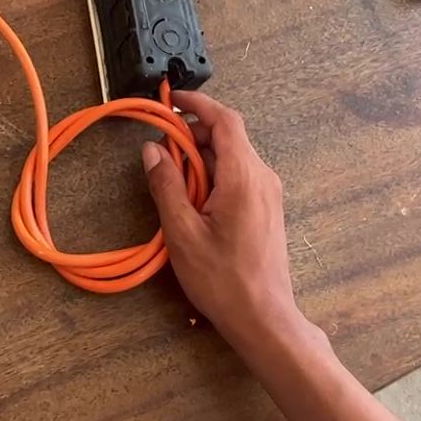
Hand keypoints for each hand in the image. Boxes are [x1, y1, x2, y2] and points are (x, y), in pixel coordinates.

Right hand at [143, 93, 306, 354]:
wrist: (264, 319)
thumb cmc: (222, 279)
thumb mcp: (183, 232)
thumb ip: (167, 185)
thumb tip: (153, 149)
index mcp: (244, 177)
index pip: (225, 121)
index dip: (199, 103)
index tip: (172, 100)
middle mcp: (262, 177)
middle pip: (227, 136)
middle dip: (192, 135)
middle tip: (162, 153)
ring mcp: (268, 192)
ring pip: (232, 155)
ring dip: (201, 157)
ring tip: (174, 180)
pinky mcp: (267, 207)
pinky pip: (239, 174)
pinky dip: (214, 173)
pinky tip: (194, 198)